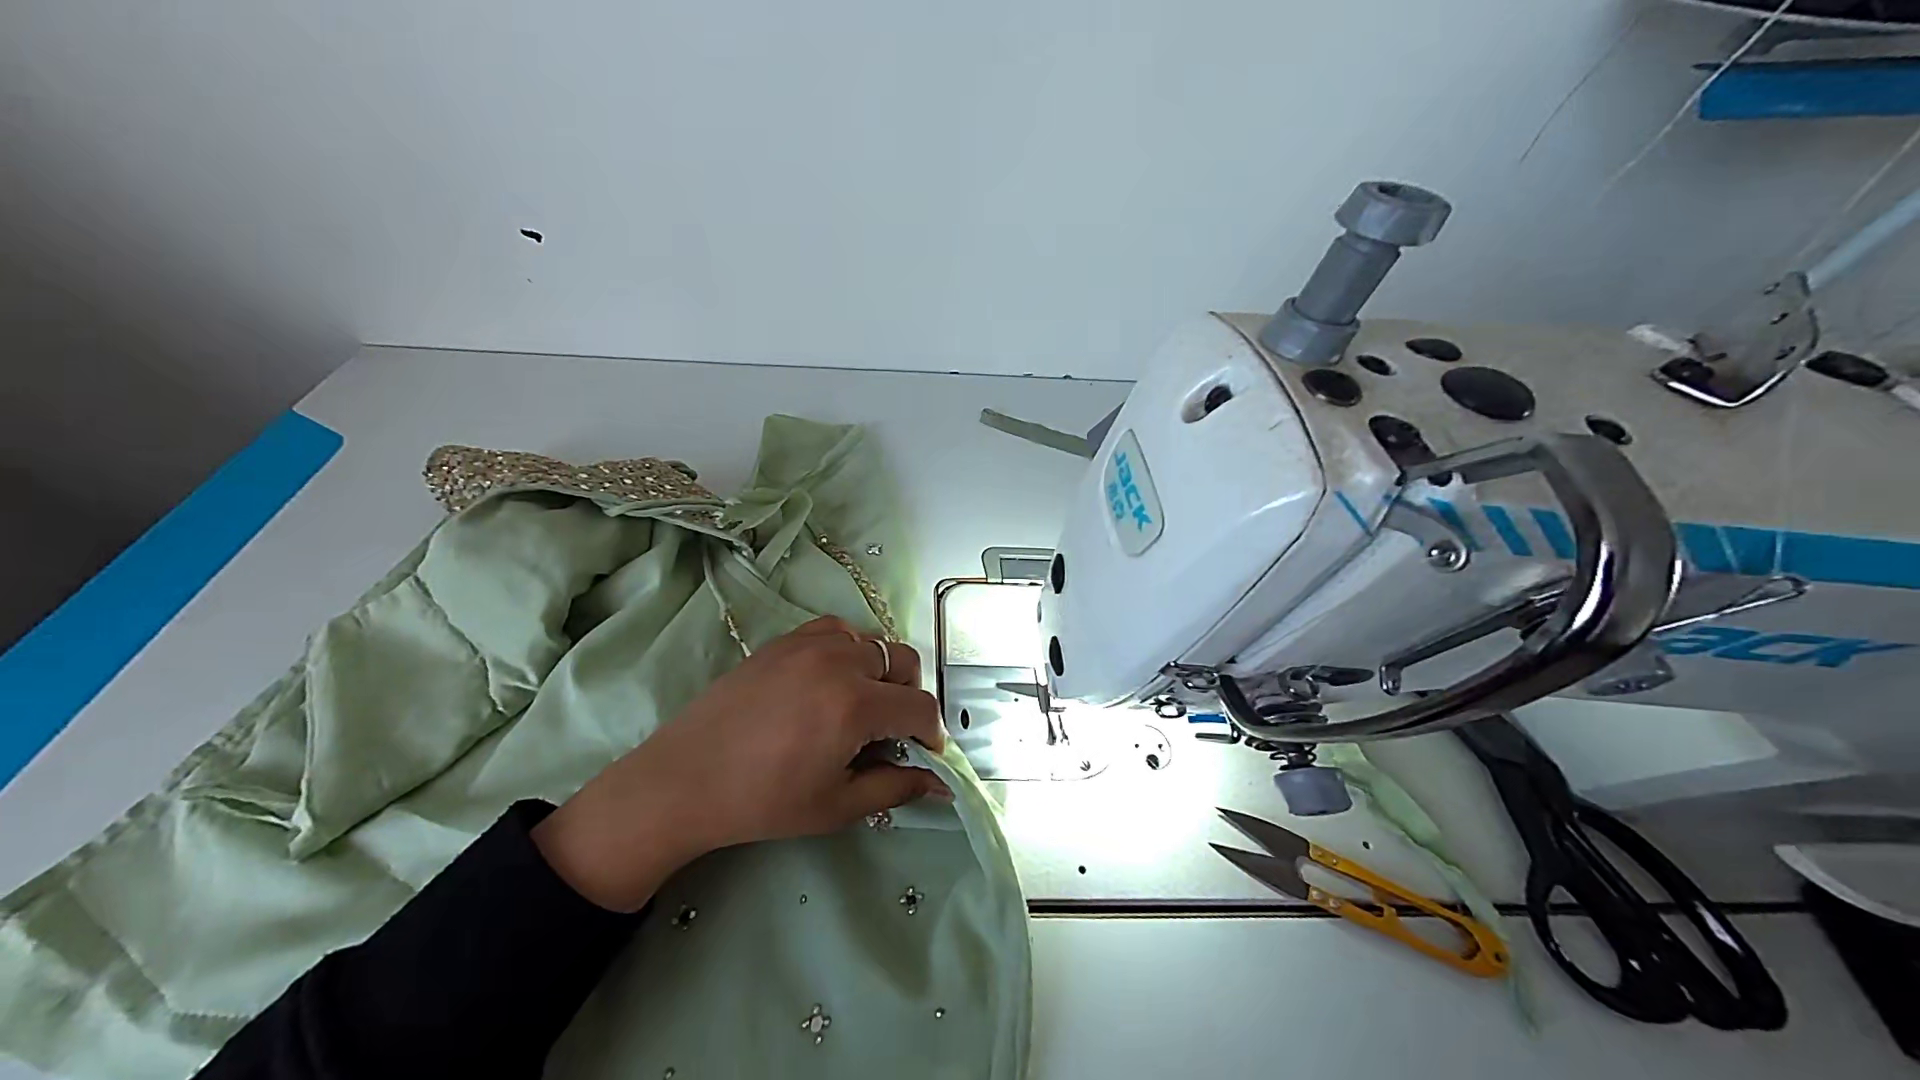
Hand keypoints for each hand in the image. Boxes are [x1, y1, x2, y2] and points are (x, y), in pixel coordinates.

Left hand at [532, 616, 949, 911]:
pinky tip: (830, 682)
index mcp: (854, 704)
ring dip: (880, 672)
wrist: (685, 779)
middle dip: (909, 697)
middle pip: (904, 663)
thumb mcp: (837, 805)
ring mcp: (809, 643)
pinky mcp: (785, 639)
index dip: (931, 733)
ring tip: (857, 707)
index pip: (921, 707)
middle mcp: (838, 661)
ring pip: (873, 643)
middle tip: (888, 732)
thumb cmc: (762, 801)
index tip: (923, 754)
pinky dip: (849, 651)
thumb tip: (941, 785)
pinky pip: (838, 631)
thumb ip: (896, 788)